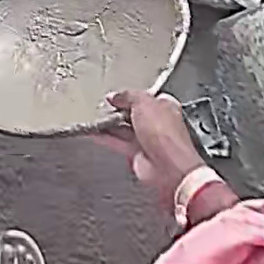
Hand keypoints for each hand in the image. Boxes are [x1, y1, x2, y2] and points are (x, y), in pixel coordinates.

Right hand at [99, 90, 206, 208]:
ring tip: (94, 116)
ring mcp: (148, 140)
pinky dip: (106, 137)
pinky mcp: (138, 155)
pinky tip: (94, 131)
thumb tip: (114, 96)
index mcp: (165, 106)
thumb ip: (126, 96)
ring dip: (110, 123)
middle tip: (104, 105)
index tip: (116, 94)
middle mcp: (158, 123)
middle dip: (118, 109)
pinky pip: (119, 142)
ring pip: (124, 128)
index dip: (130, 94)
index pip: (144, 96)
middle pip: (133, 113)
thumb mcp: (142, 102)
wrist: (168, 169)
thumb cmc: (165, 134)